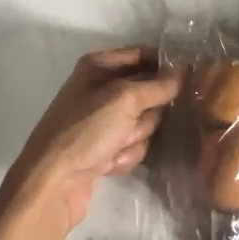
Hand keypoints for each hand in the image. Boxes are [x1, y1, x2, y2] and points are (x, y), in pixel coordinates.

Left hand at [0, 47, 182, 235]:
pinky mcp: (103, 148)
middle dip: (145, 114)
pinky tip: (107, 164)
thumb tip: (183, 70)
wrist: (52, 183)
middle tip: (130, 124)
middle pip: (147, 93)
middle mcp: (100, 89)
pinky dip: (124, 156)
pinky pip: (131, 146)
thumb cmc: (85, 131)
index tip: (186, 79)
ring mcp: (101, 121)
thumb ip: (157, 85)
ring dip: (134, 138)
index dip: (164, 66)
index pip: (142, 55)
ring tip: (114, 148)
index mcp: (98, 67)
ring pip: (143, 123)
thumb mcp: (124, 100)